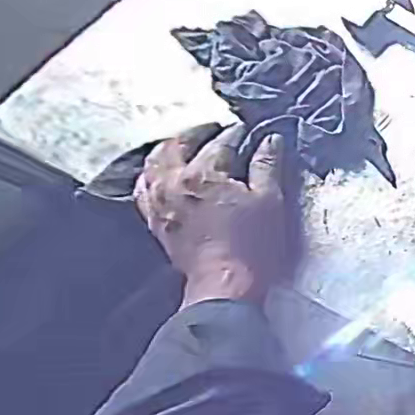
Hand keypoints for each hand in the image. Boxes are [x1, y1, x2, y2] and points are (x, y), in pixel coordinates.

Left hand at [134, 124, 294, 306]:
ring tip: (187, 146)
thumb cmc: (253, 246)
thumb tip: (270, 140)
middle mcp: (173, 182)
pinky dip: (153, 174)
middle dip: (197, 133)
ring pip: (154, 162)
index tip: (250, 132)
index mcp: (203, 174)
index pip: (221, 143)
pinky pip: (144, 187)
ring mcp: (159, 201)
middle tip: (214, 130)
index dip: (237, 134)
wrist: (226, 284)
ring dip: (171, 149)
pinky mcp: (154, 220)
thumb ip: (268, 166)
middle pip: (178, 145)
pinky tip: (163, 174)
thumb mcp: (270, 201)